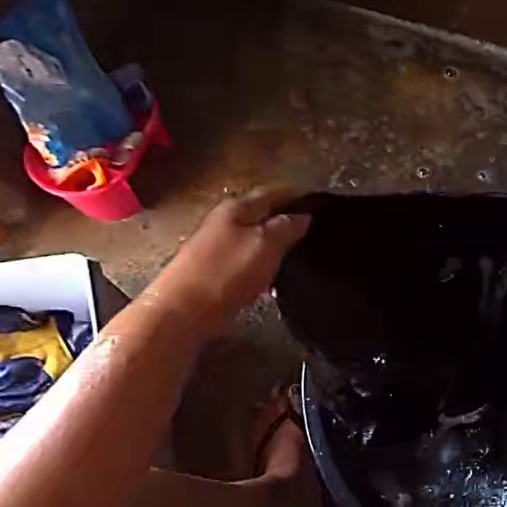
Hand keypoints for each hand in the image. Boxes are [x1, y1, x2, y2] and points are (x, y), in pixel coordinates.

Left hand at [154, 188, 311, 319]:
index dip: (300, 198)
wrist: (182, 313)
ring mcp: (216, 246)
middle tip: (315, 235)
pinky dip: (262, 268)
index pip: (276, 193)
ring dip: (276, 247)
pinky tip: (272, 282)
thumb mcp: (265, 245)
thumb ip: (286, 227)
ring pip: (256, 240)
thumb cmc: (226, 274)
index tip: (323, 207)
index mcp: (237, 208)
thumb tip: (304, 216)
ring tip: (298, 259)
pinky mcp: (213, 271)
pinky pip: (246, 263)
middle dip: (288, 223)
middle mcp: (224, 221)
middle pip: (264, 216)